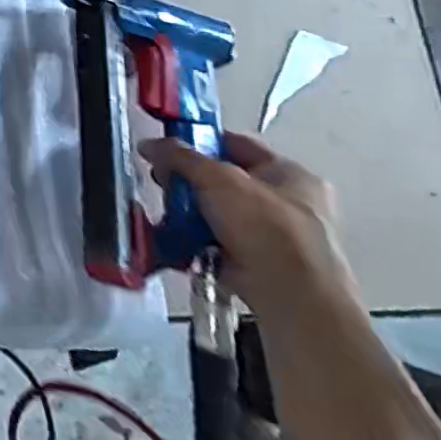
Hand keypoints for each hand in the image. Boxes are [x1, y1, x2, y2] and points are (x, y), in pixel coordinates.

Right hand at [138, 131, 356, 316]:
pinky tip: (173, 240)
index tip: (169, 147)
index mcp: (290, 174)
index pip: (237, 145)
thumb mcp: (218, 179)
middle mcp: (287, 203)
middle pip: (223, 181)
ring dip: (188, 213)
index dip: (202, 141)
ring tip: (165, 213)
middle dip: (189, 182)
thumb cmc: (265, 226)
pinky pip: (215, 243)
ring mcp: (273, 238)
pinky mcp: (256, 266)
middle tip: (163, 182)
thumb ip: (180, 157)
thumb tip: (148, 145)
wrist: (292, 298)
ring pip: (217, 213)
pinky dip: (193, 241)